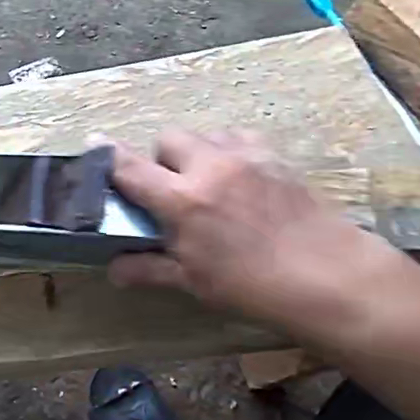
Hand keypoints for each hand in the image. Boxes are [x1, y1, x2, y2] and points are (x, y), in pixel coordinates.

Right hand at [106, 130, 403, 329]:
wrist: (324, 273)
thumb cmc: (252, 285)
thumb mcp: (195, 281)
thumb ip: (151, 268)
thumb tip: (114, 269)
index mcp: (182, 199)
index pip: (131, 168)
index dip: (108, 156)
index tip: (95, 144)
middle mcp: (210, 166)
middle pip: (170, 138)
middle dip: (163, 158)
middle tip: (173, 190)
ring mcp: (245, 156)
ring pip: (207, 133)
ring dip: (198, 152)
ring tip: (210, 182)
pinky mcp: (274, 156)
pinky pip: (241, 138)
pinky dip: (231, 151)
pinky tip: (242, 178)